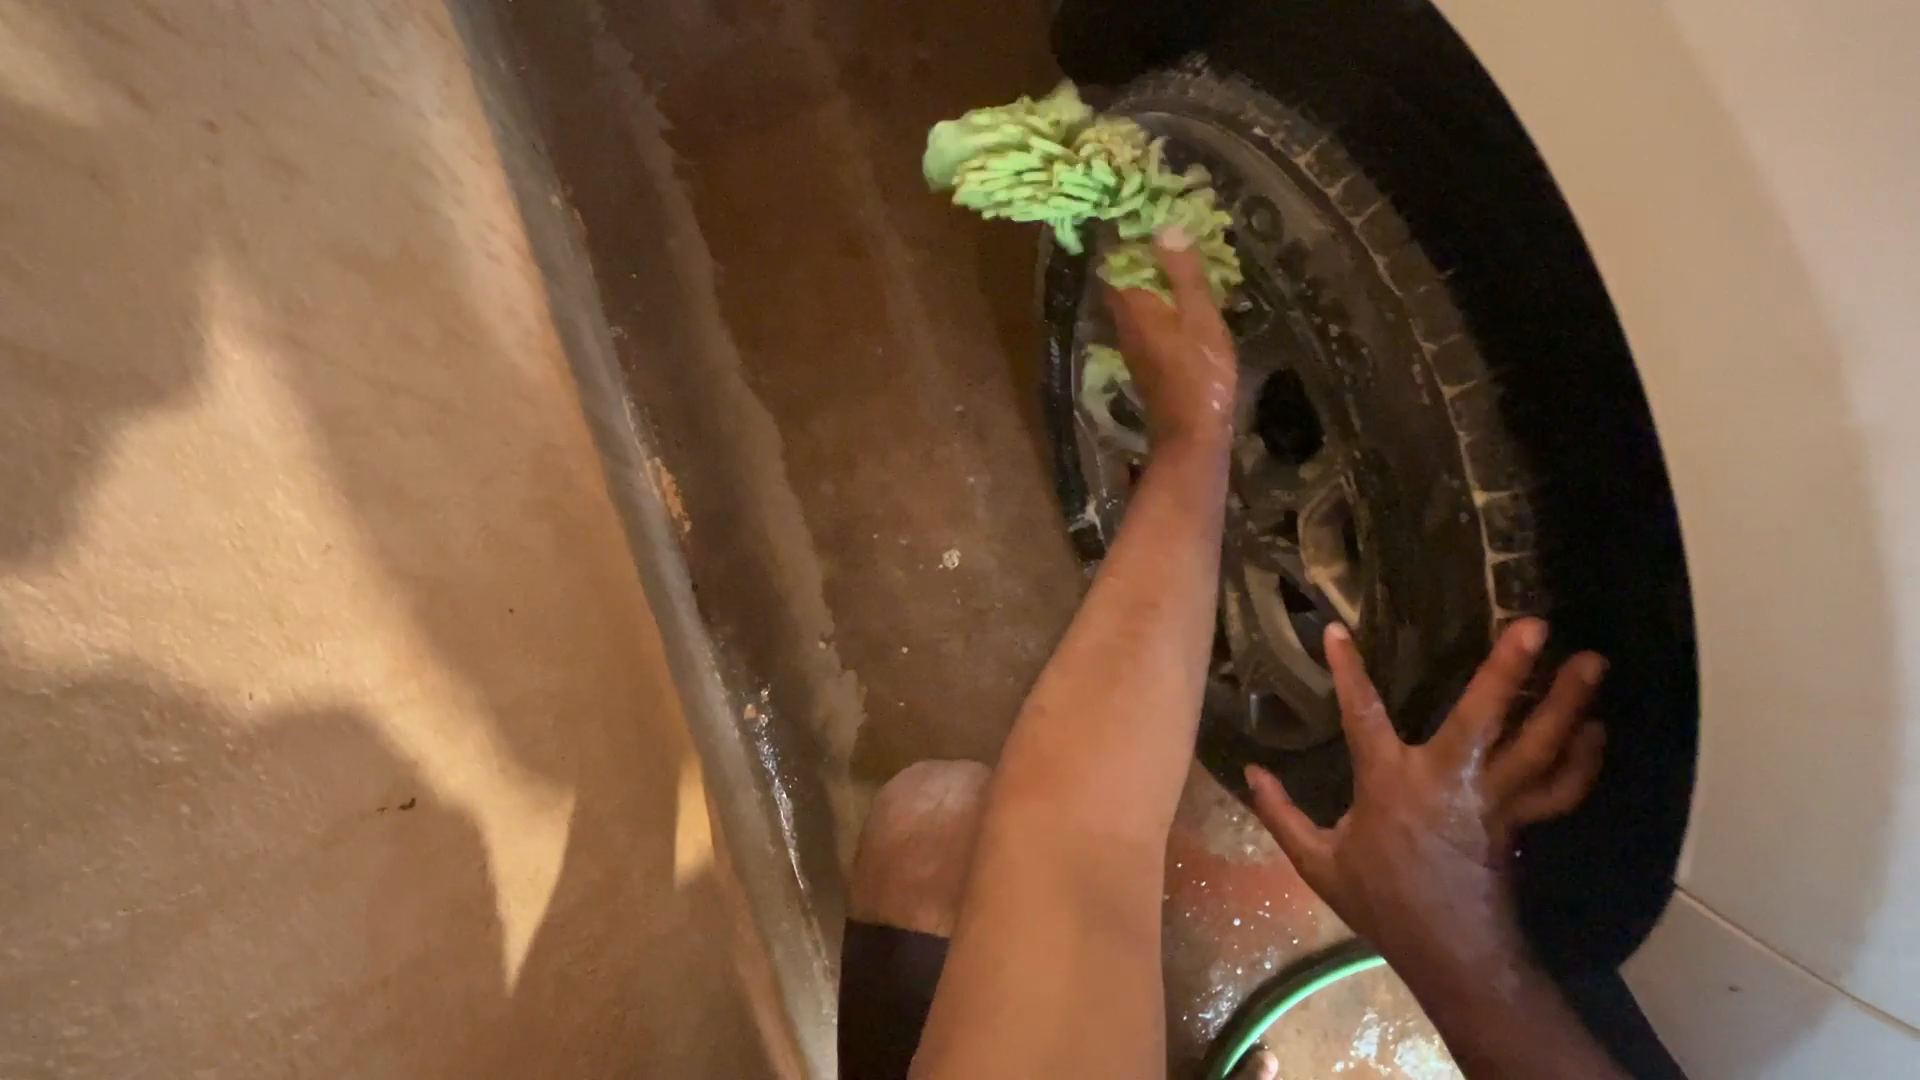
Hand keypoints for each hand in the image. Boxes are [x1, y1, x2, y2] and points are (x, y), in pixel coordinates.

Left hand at [1102, 227, 1237, 448]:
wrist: (1191, 432)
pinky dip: (1157, 296)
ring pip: (1132, 296)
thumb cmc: (1198, 372)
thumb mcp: (1198, 315)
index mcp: (1132, 306)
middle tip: (1161, 221)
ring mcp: (1131, 342)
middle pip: (1120, 276)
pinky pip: (1144, 314)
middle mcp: (1123, 321)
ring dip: (1147, 272)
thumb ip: (1182, 272)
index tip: (1137, 206)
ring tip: (1174, 248)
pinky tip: (1178, 291)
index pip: (1113, 258)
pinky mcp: (1144, 357)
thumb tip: (1164, 225)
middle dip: (1136, 249)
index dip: (1121, 231)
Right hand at [1244, 618, 1606, 985]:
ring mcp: (1493, 800)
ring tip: (1593, 662)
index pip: (1361, 713)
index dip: (1346, 670)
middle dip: (1511, 670)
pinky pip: (1560, 786)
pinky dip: (1583, 758)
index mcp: (1389, 783)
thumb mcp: (1316, 861)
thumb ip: (1279, 812)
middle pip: (1486, 717)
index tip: (1337, 632)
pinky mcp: (1520, 821)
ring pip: (1539, 746)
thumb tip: (1249, 772)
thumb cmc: (1381, 902)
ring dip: (1568, 703)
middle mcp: (1447, 780)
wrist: (1451, 954)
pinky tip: (1595, 728)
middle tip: (1536, 625)